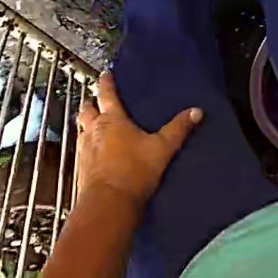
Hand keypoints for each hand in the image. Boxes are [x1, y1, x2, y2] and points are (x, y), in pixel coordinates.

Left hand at [74, 72, 201, 205]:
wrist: (109, 203)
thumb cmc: (134, 171)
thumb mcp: (162, 148)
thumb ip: (178, 129)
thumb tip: (196, 112)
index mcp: (112, 120)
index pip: (107, 94)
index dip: (106, 82)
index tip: (105, 74)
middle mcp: (94, 130)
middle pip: (87, 110)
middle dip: (91, 103)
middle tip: (96, 100)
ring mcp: (85, 149)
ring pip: (82, 129)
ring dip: (87, 124)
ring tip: (95, 125)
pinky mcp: (81, 167)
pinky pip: (81, 150)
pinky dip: (87, 146)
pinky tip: (95, 153)